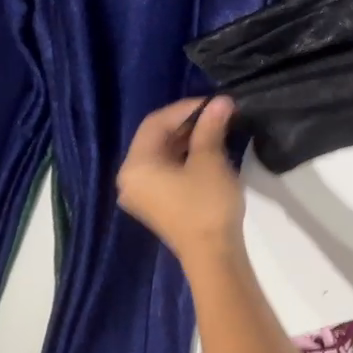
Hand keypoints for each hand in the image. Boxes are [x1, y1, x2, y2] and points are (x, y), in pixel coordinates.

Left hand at [118, 97, 245, 264]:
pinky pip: (168, 169)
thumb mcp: (210, 161)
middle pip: (156, 138)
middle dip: (189, 122)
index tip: (217, 102)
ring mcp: (143, 192)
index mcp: (136, 166)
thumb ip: (211, 128)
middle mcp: (131, 178)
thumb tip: (220, 101)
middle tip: (221, 114)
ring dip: (190, 138)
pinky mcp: (158, 202)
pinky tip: (211, 151)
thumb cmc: (207, 204)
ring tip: (220, 129)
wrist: (212, 251)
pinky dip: (187, 156)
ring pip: (164, 154)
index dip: (186, 108)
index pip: (155, 123)